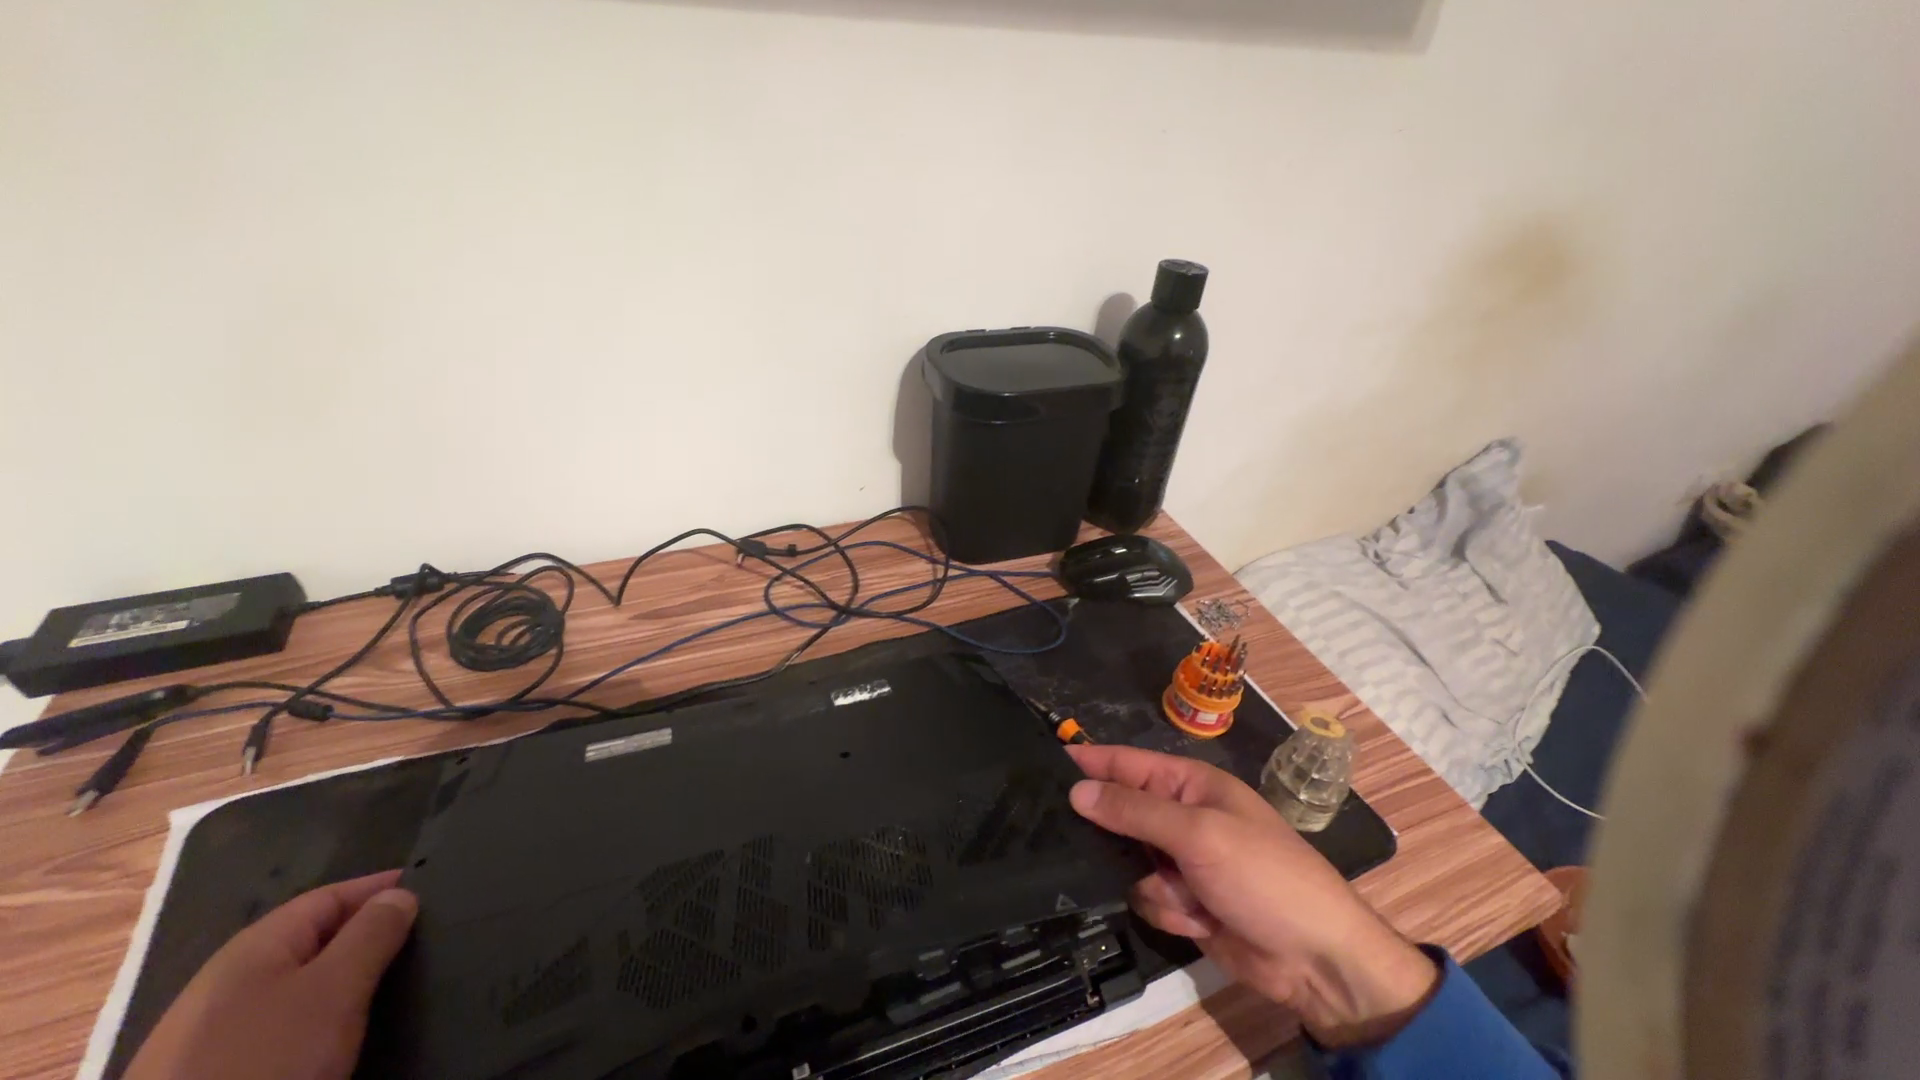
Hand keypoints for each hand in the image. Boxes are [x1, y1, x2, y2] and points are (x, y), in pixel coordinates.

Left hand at [124, 871, 418, 1079]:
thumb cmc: (266, 1059)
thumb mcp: (333, 991)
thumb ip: (370, 936)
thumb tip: (398, 895)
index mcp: (255, 945)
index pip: (328, 896)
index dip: (377, 888)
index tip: (427, 886)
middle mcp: (227, 977)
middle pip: (307, 938)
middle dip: (361, 932)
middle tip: (417, 935)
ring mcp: (211, 1026)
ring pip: (291, 981)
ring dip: (337, 974)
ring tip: (383, 980)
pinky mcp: (209, 1067)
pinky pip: (276, 1018)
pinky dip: (312, 1012)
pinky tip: (330, 1029)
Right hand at [1066, 744, 1436, 1046]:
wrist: (1314, 958)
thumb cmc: (1263, 876)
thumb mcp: (1199, 833)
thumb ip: (1135, 811)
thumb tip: (1077, 790)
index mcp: (1192, 786)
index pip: (1128, 764)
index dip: (1090, 761)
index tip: (1044, 761)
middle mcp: (1183, 819)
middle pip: (1121, 814)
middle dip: (1108, 832)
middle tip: (1067, 839)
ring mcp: (1183, 864)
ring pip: (1127, 863)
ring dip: (1153, 883)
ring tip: (1186, 895)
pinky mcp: (1184, 904)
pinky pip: (1148, 899)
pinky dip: (1170, 911)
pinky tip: (1201, 920)